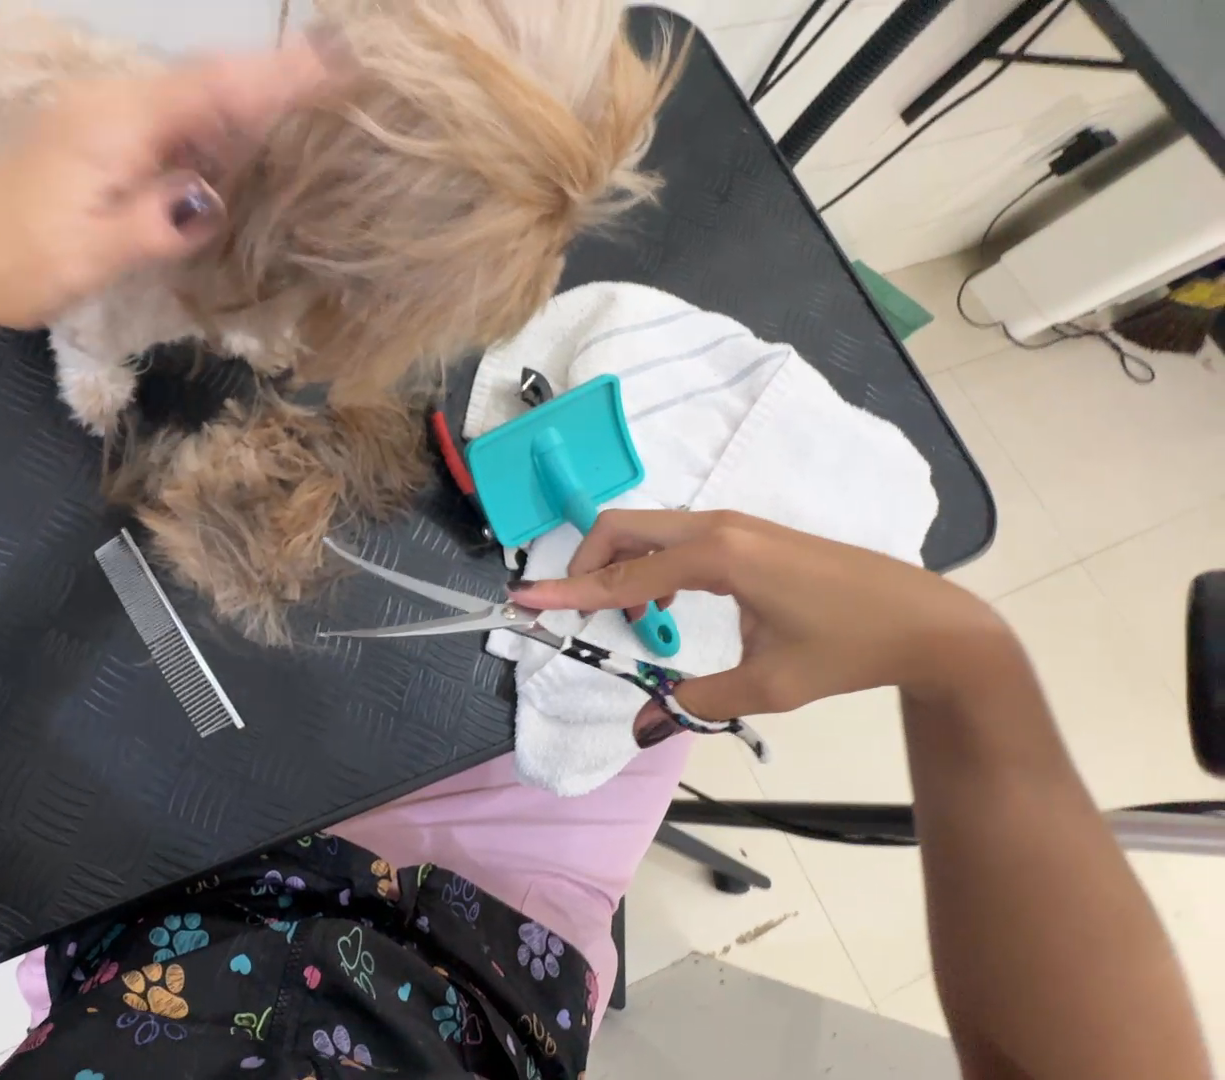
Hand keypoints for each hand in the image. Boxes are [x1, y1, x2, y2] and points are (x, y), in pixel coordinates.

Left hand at [0, 38, 341, 332]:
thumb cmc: (20, 264)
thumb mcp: (93, 254)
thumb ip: (156, 224)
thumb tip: (211, 201)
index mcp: (114, 124)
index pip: (210, 88)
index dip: (275, 76)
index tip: (336, 63)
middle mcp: (108, 106)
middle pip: (204, 85)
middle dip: (267, 87)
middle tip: (331, 90)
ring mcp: (98, 121)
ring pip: (185, 104)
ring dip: (237, 113)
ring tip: (293, 123)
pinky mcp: (91, 142)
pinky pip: (163, 127)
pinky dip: (203, 137)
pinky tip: (222, 159)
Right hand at [510, 510, 1017, 719]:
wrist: (932, 622)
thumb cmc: (851, 651)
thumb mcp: (770, 686)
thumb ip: (697, 697)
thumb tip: (644, 724)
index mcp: (718, 558)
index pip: (623, 575)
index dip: (569, 592)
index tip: (524, 598)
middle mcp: (717, 527)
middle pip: (621, 527)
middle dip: (588, 565)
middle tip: (586, 612)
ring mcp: (732, 523)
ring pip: (645, 528)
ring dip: (622, 567)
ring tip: (639, 619)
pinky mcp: (744, 531)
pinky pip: (673, 537)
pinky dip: (651, 564)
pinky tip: (671, 603)